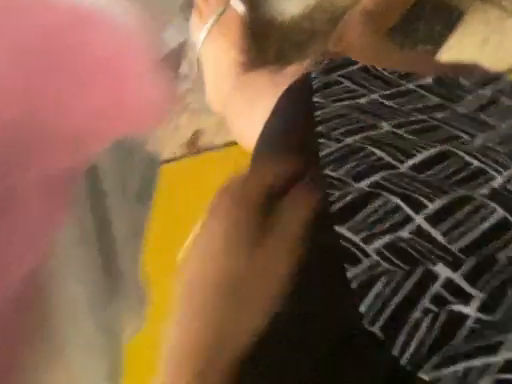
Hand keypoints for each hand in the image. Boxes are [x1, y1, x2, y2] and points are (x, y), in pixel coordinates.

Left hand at [156, 159, 318, 383]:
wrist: (199, 349)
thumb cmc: (248, 293)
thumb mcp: (285, 250)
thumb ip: (300, 209)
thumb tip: (313, 178)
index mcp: (237, 199)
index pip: (271, 165)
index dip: (296, 163)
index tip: (317, 168)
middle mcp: (214, 206)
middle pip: (248, 178)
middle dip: (274, 177)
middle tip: (300, 187)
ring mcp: (200, 231)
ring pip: (233, 199)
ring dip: (257, 197)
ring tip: (281, 211)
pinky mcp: (193, 255)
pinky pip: (222, 220)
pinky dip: (241, 217)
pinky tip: (252, 239)